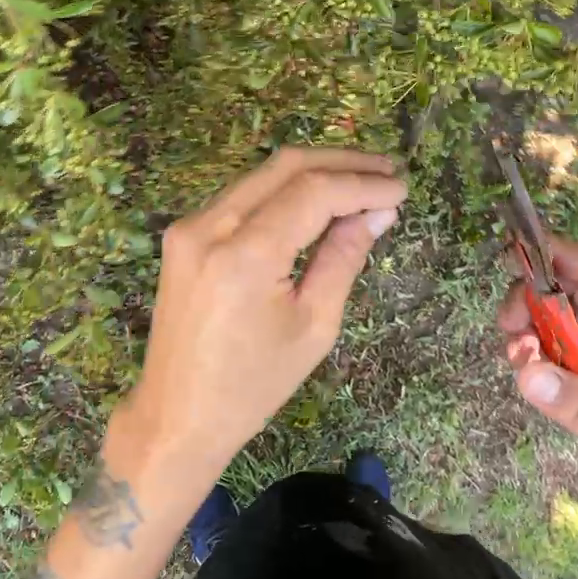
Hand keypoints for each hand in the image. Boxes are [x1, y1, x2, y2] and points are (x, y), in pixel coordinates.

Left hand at [127, 148, 405, 470]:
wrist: (177, 416)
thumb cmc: (253, 386)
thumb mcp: (314, 326)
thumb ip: (343, 258)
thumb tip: (378, 212)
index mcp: (244, 255)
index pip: (313, 192)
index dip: (361, 183)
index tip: (401, 186)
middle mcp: (210, 226)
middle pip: (285, 166)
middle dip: (341, 162)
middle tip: (387, 169)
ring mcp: (190, 226)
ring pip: (262, 175)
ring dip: (313, 171)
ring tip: (361, 180)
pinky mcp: (183, 234)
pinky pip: (242, 195)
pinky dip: (283, 190)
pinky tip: (315, 200)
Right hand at [498, 242, 577, 537]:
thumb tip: (525, 369)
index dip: (561, 256)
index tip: (515, 249)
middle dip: (538, 298)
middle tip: (505, 326)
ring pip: (575, 318)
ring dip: (539, 326)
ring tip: (514, 355)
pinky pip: (577, 345)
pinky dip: (549, 349)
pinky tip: (530, 367)